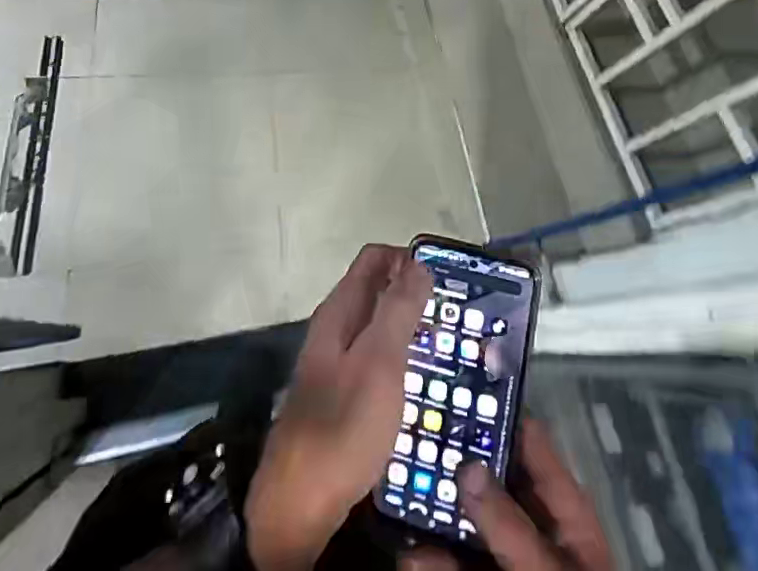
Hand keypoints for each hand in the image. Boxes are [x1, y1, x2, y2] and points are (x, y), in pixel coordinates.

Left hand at [245, 244, 431, 570]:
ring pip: (377, 326)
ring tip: (450, 343)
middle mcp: (334, 329)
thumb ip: (398, 311)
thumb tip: (418, 264)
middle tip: (457, 313)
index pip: (373, 260)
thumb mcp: (379, 363)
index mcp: (338, 312)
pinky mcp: (342, 393)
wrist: (300, 500)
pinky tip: (424, 379)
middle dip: (413, 292)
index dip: (408, 259)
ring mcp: (335, 362)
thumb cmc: (344, 425)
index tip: (447, 277)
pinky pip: (376, 359)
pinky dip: (400, 357)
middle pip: (376, 291)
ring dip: (409, 326)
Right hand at [398, 417, 612, 570]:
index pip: (528, 442)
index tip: (454, 378)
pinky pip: (448, 563)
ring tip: (394, 481)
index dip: (496, 408)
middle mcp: (527, 522)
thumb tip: (468, 467)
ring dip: (431, 504)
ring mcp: (499, 556)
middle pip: (486, 475)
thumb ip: (511, 526)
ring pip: (461, 518)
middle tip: (406, 424)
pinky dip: (428, 558)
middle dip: (449, 454)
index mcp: (561, 510)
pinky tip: (405, 551)